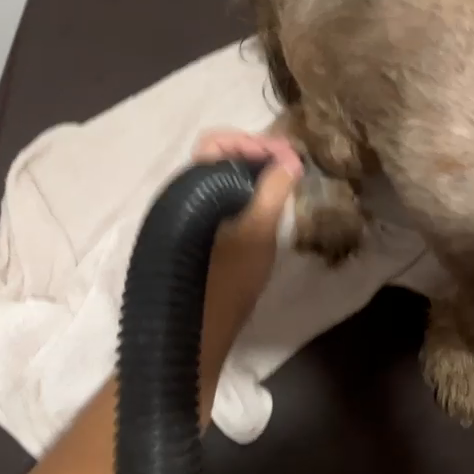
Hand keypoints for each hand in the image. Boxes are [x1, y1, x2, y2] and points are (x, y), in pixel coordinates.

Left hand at [191, 129, 302, 339]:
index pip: (216, 141)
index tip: (286, 157)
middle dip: (257, 155)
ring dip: (252, 174)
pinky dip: (245, 194)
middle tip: (290, 168)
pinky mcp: (195, 234)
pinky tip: (266, 207)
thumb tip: (290, 160)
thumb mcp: (259, 230)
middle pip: (219, 156)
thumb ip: (274, 189)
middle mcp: (183, 194)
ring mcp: (187, 215)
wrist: (197, 332)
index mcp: (191, 186)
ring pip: (221, 178)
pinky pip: (220, 198)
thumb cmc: (227, 278)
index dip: (253, 141)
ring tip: (282, 184)